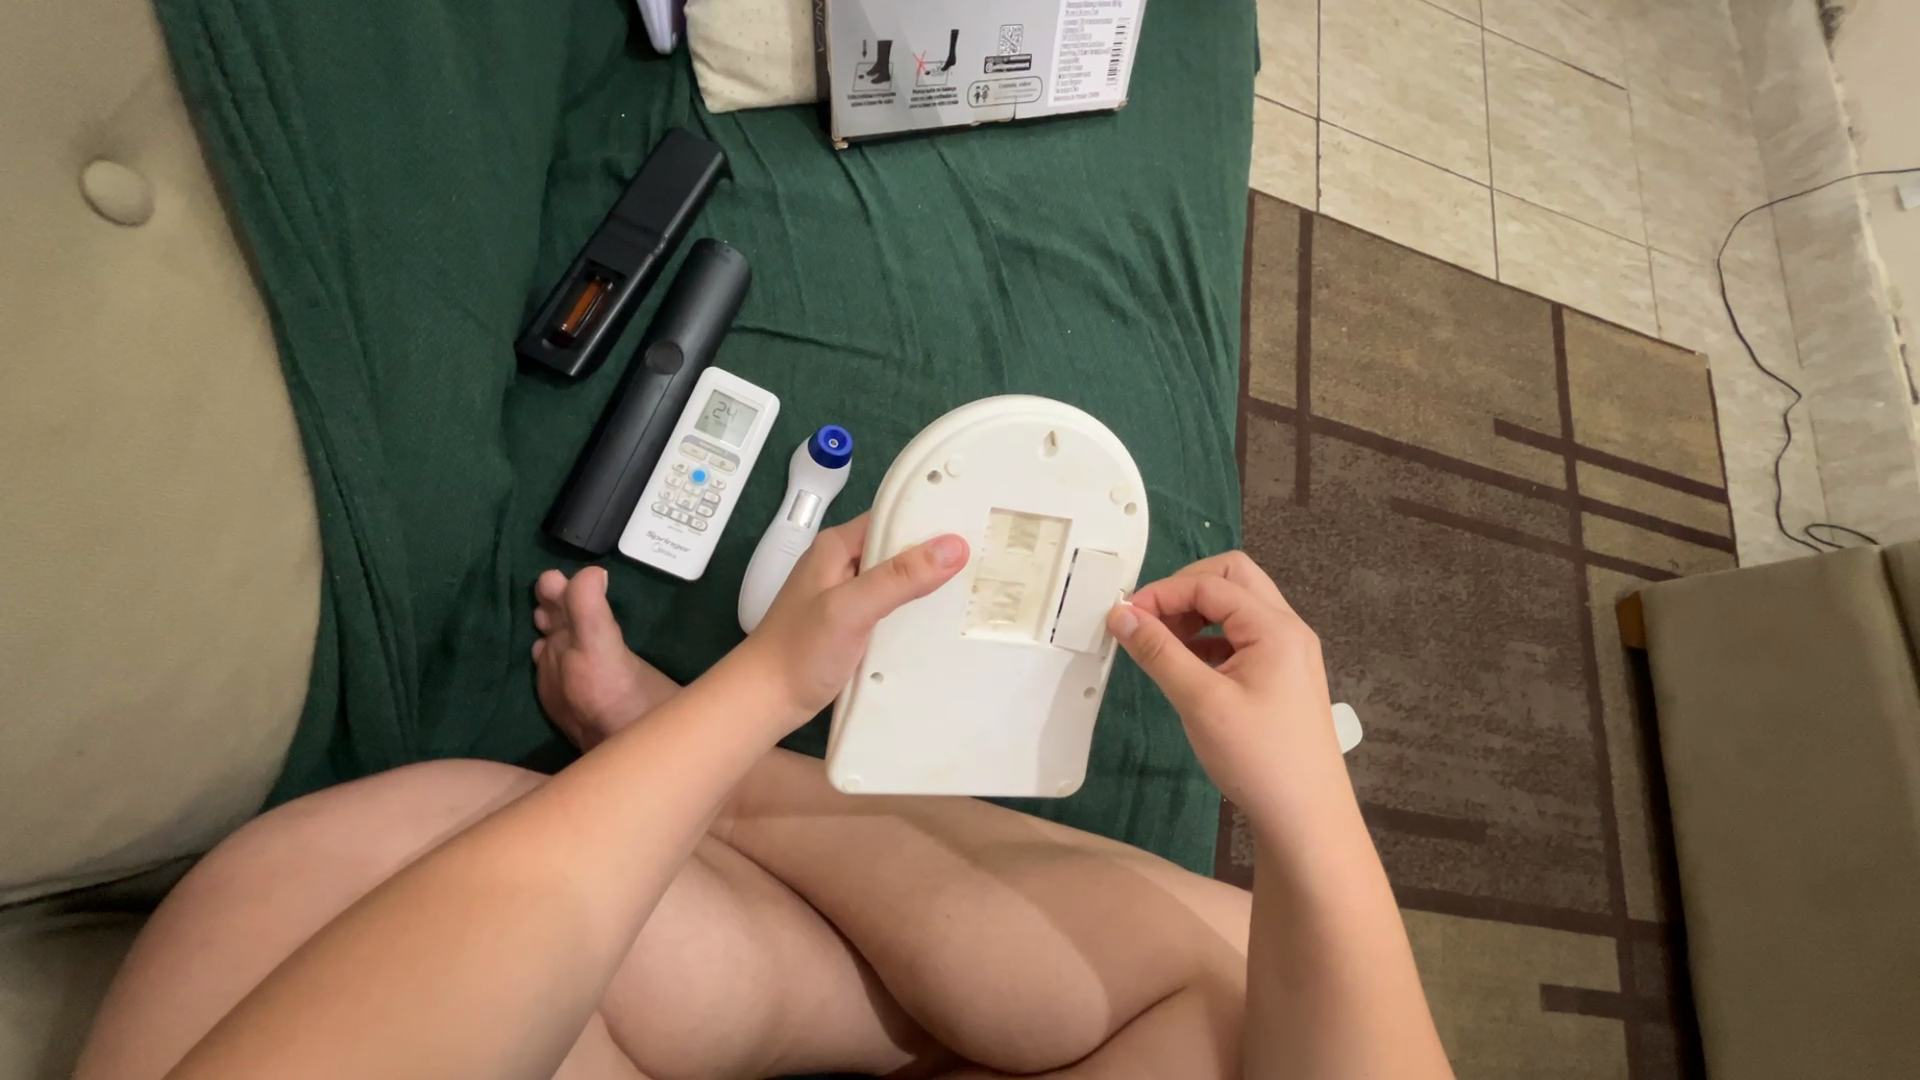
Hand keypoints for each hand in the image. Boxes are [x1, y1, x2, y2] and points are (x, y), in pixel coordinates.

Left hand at [742, 513, 968, 721]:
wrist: (766, 701)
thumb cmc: (800, 651)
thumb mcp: (851, 608)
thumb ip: (899, 577)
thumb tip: (953, 546)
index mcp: (839, 545)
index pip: (894, 515)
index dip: (932, 518)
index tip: (976, 525)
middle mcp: (845, 563)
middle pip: (900, 546)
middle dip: (938, 552)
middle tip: (986, 559)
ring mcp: (849, 593)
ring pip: (899, 577)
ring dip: (929, 583)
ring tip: (973, 587)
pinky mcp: (855, 621)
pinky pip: (894, 604)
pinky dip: (916, 608)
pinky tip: (940, 620)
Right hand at [1106, 552, 1337, 812]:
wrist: (1307, 820)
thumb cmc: (1257, 758)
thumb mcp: (1200, 701)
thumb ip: (1158, 652)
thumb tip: (1120, 614)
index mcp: (1274, 628)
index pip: (1209, 584)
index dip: (1162, 593)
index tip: (1124, 617)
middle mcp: (1286, 629)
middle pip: (1231, 578)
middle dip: (1184, 589)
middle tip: (1150, 618)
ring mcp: (1287, 652)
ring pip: (1236, 605)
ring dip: (1195, 612)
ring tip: (1161, 643)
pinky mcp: (1280, 675)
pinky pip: (1239, 635)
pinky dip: (1207, 637)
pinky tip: (1184, 665)